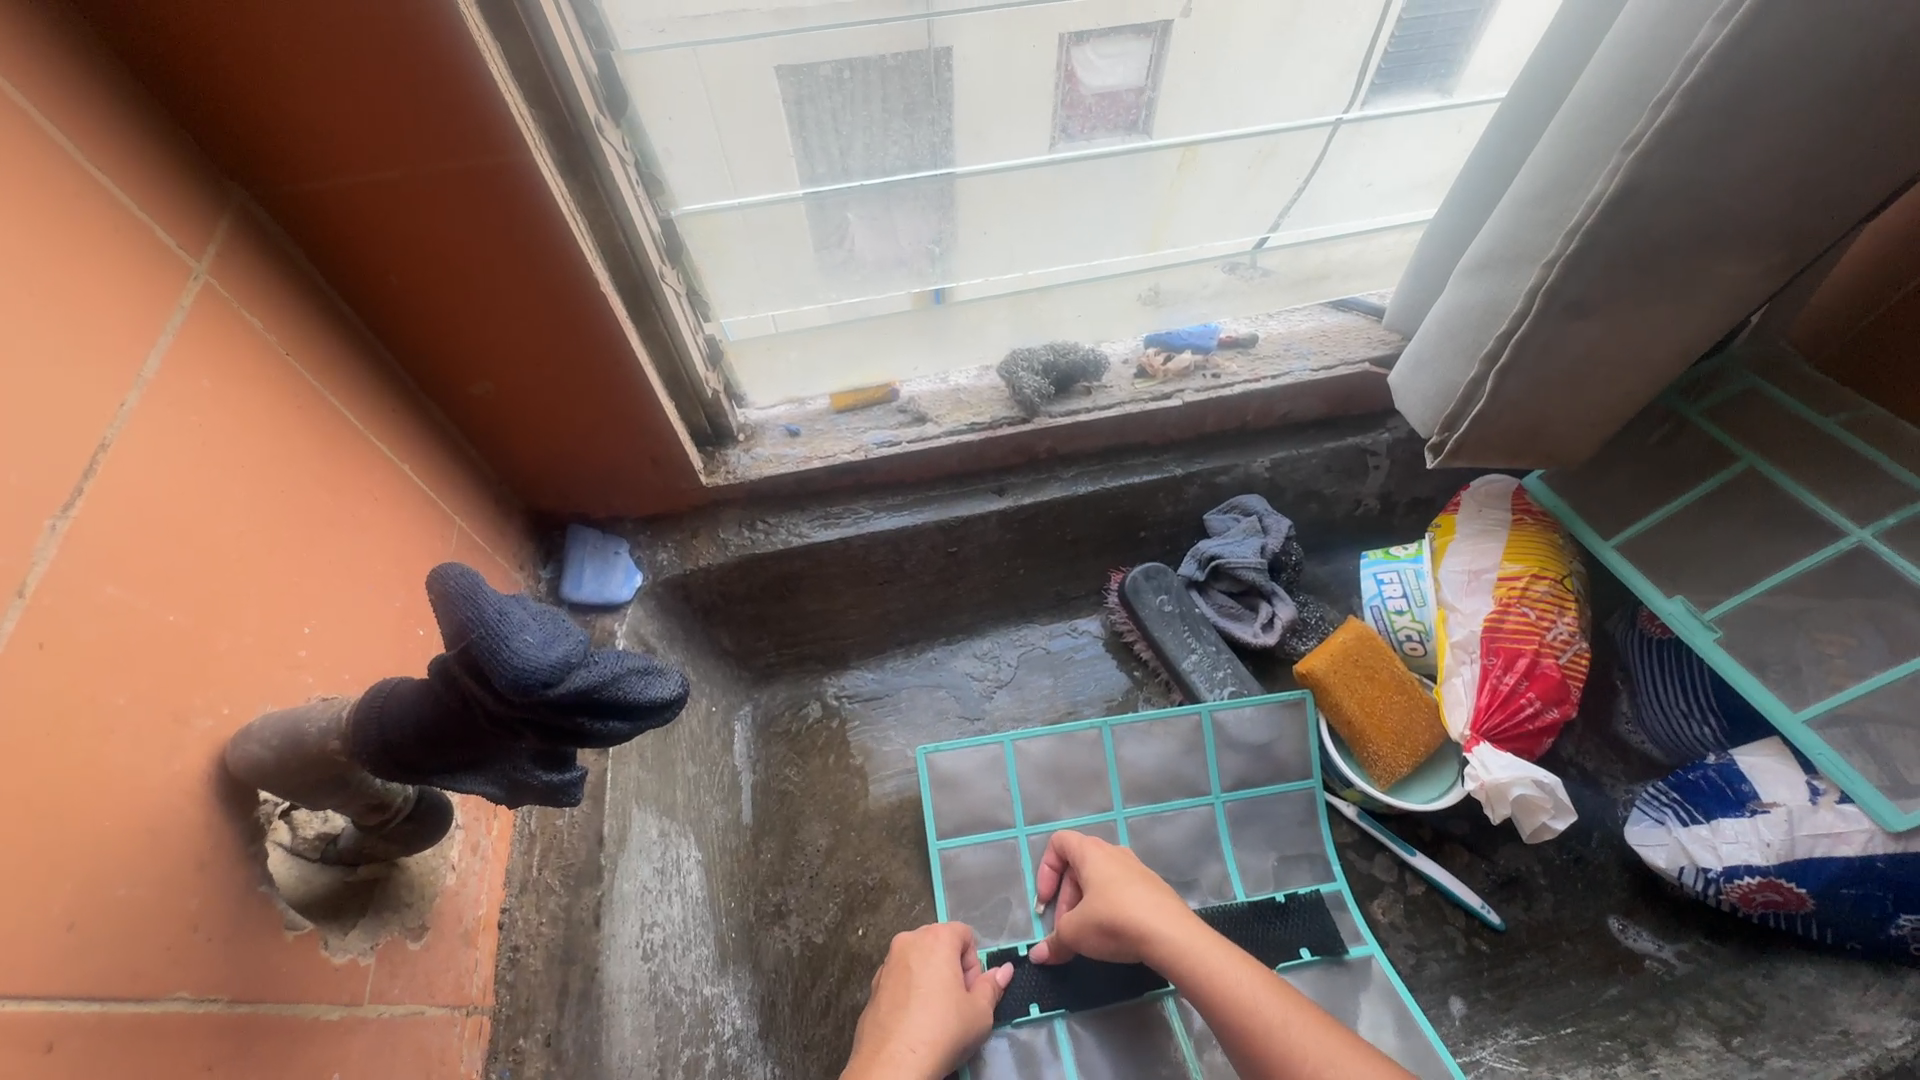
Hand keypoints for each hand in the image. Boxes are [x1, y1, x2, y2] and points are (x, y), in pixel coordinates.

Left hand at [841, 922, 1012, 1079]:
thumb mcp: (980, 1013)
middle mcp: (908, 940)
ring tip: (936, 1014)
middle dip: (953, 968)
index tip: (971, 992)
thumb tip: (1004, 970)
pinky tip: (915, 1020)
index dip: (974, 963)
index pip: (965, 934)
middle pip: (940, 943)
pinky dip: (910, 990)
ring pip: (919, 960)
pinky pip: (901, 978)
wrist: (892, 1065)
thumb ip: (992, 986)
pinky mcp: (874, 985)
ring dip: (931, 978)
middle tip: (958, 1003)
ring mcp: (887, 962)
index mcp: (936, 938)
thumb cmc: (942, 1032)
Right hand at [1030, 830, 1198, 966]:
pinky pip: (1121, 893)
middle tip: (1066, 930)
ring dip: (1087, 906)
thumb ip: (1054, 942)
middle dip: (1066, 899)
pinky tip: (1115, 936)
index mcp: (1091, 852)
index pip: (1059, 842)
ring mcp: (1137, 869)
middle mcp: (1113, 852)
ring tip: (1088, 936)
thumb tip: (1038, 956)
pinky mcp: (1153, 889)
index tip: (1046, 901)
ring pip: (1100, 882)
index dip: (1045, 870)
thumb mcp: (1076, 933)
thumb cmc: (1114, 921)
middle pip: (1078, 867)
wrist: (1172, 935)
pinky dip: (1110, 910)